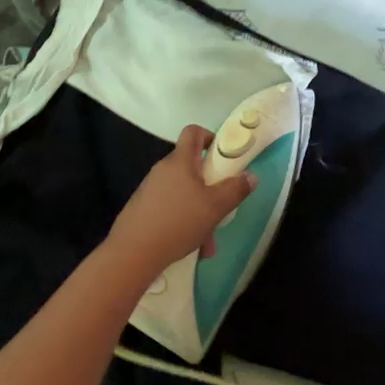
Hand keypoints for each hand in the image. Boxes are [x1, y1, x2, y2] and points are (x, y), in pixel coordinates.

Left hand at [107, 125, 256, 279]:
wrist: (133, 252)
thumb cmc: (178, 222)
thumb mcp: (215, 207)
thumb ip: (235, 190)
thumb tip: (251, 176)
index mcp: (180, 161)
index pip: (193, 132)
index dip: (210, 137)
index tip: (223, 156)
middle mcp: (163, 169)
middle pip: (192, 168)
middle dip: (211, 189)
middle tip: (222, 210)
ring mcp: (150, 189)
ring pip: (184, 194)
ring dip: (200, 213)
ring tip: (207, 243)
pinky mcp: (143, 207)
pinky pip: (171, 208)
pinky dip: (184, 223)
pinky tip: (191, 247)